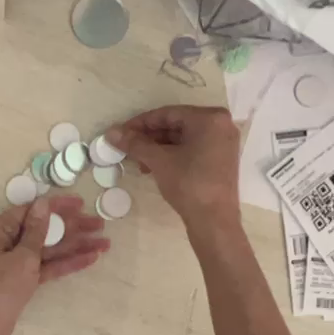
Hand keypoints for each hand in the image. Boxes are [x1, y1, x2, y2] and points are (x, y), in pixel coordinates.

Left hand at [0, 195, 106, 334]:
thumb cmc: (0, 289)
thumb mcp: (22, 257)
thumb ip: (36, 231)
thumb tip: (42, 204)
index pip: (31, 211)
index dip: (57, 207)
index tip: (81, 204)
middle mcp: (5, 242)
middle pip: (43, 230)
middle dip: (73, 228)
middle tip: (100, 224)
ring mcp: (15, 262)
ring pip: (49, 249)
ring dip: (75, 246)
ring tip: (105, 244)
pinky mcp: (23, 279)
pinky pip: (47, 266)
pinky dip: (66, 263)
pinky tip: (90, 259)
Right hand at [108, 106, 241, 233]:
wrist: (214, 220)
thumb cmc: (188, 184)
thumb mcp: (159, 161)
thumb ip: (135, 143)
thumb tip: (110, 132)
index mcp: (209, 118)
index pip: (167, 114)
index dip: (140, 123)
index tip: (121, 133)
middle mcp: (221, 124)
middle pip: (176, 125)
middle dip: (149, 138)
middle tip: (128, 148)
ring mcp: (223, 142)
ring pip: (183, 138)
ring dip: (158, 148)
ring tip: (139, 162)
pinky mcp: (220, 159)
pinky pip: (192, 148)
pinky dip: (172, 155)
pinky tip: (154, 167)